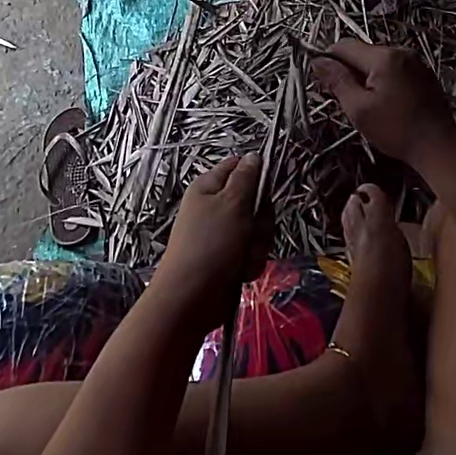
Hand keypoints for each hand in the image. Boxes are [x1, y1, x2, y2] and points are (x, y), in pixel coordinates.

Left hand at [154, 153, 268, 321]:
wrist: (191, 298)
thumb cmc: (210, 244)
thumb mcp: (232, 204)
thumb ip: (247, 178)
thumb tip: (254, 156)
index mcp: (209, 186)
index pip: (240, 166)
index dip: (257, 177)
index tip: (264, 192)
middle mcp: (215, 206)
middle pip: (255, 201)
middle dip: (261, 220)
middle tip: (251, 231)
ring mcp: (222, 233)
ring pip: (257, 229)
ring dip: (257, 244)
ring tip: (243, 257)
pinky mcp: (228, 256)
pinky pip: (252, 251)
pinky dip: (250, 262)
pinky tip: (241, 271)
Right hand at [310, 40, 455, 162]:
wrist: (438, 146)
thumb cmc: (397, 130)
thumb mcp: (359, 109)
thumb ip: (337, 81)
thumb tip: (318, 61)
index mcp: (384, 57)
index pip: (344, 46)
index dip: (329, 61)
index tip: (326, 84)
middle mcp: (401, 52)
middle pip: (362, 53)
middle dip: (349, 72)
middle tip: (347, 101)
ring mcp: (415, 62)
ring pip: (377, 62)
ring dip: (366, 78)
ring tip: (369, 106)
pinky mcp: (423, 74)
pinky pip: (394, 70)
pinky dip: (383, 82)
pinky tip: (386, 105)